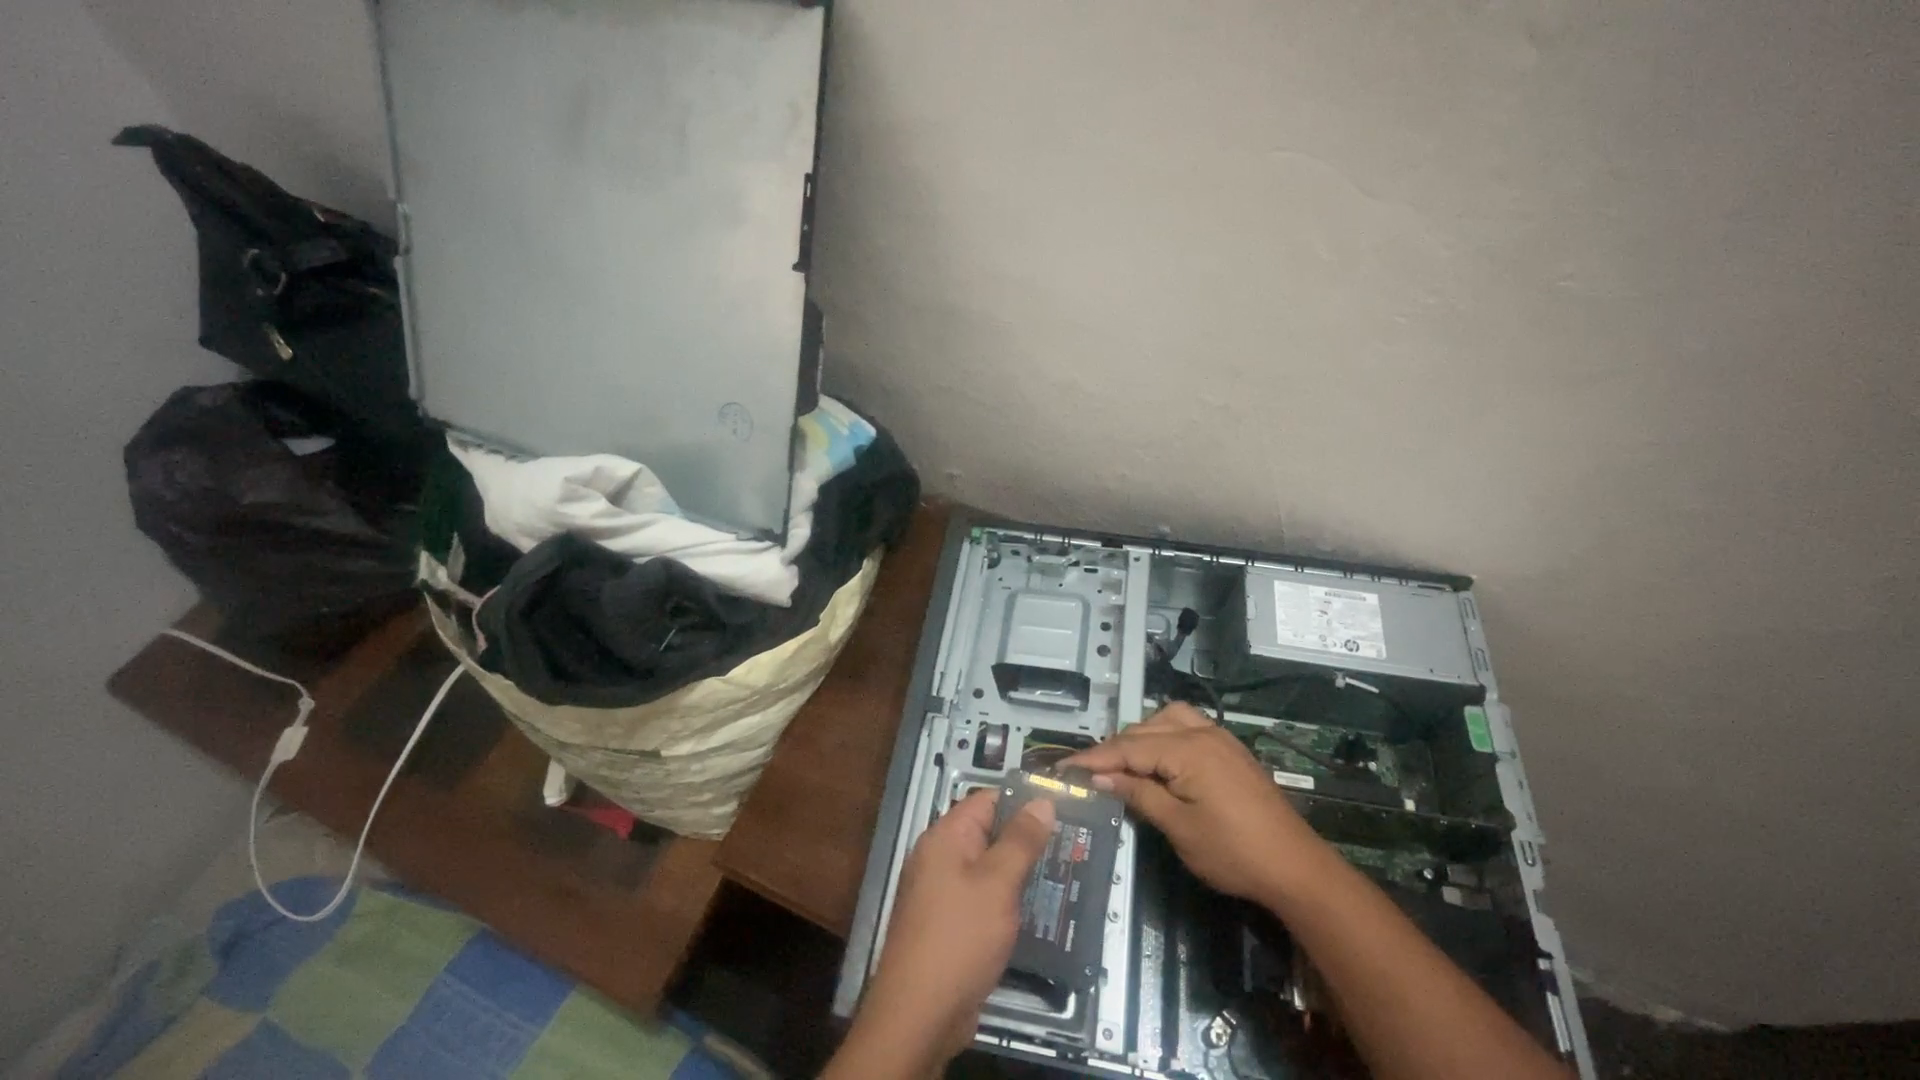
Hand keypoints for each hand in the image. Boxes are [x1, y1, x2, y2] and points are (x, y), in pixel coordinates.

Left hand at [830, 790, 1055, 1076]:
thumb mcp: (997, 884)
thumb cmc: (960, 938)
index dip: (1023, 801)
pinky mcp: (949, 927)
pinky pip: (984, 901)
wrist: (919, 1013)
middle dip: (1028, 840)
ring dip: (1022, 874)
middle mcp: (939, 860)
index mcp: (945, 838)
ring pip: (989, 871)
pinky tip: (1040, 913)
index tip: (1065, 808)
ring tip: (1068, 875)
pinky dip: (1009, 903)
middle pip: (988, 835)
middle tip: (1075, 845)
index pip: (986, 801)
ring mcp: (942, 895)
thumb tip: (1042, 800)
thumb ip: (1020, 841)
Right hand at [1064, 703, 1328, 904]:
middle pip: (1144, 729)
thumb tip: (1100, 777)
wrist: (1295, 867)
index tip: (1063, 769)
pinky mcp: (1231, 752)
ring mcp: (1220, 739)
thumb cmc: (1233, 852)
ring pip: (1167, 720)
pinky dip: (1164, 737)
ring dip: (1140, 737)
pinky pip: (1188, 728)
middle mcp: (1203, 733)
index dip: (1093, 758)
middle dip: (1113, 748)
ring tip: (1121, 765)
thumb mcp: (1178, 827)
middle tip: (1086, 774)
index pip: (1128, 747)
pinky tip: (1156, 761)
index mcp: (1189, 750)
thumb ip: (1138, 794)